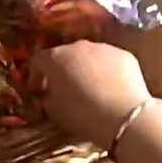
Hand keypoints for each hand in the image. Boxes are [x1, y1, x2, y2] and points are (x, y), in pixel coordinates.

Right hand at [34, 42, 153, 146]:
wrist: (124, 116)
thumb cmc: (82, 115)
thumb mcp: (55, 112)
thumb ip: (47, 98)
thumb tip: (49, 93)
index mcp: (55, 58)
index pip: (39, 60)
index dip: (37, 74)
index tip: (40, 88)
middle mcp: (78, 46)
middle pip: (65, 54)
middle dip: (64, 69)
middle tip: (67, 88)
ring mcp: (103, 48)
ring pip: (89, 56)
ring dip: (86, 68)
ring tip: (92, 89)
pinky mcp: (124, 54)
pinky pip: (109, 61)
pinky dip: (107, 71)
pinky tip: (111, 88)